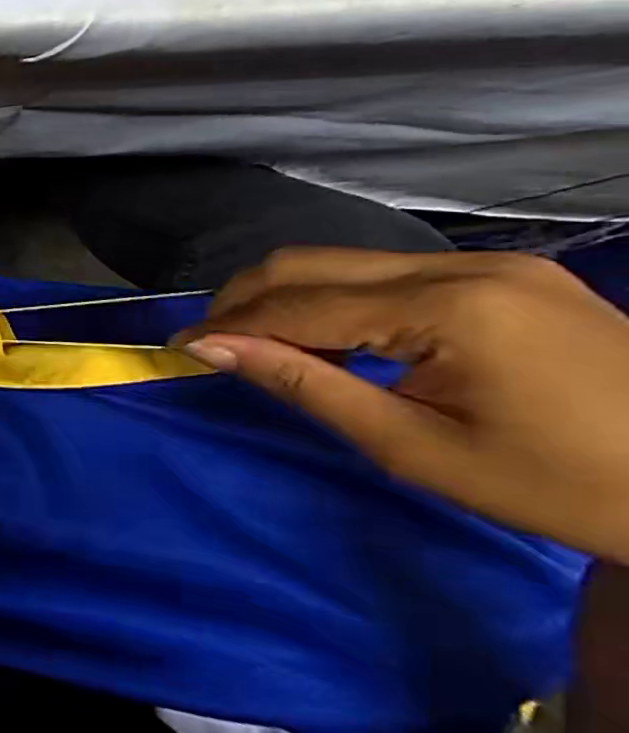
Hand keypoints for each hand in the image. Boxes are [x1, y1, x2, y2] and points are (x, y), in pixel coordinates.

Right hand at [173, 248, 628, 561]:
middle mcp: (461, 266)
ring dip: (283, 296)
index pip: (297, 304)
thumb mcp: (419, 448)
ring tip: (260, 341)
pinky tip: (328, 332)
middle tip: (213, 343)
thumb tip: (208, 348)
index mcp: (449, 307)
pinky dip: (332, 296)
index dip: (227, 325)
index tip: (179, 348)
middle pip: (307, 262)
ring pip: (338, 260)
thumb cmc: (569, 486)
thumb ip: (305, 385)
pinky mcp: (502, 272)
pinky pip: (382, 271)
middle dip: (243, 299)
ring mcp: (487, 263)